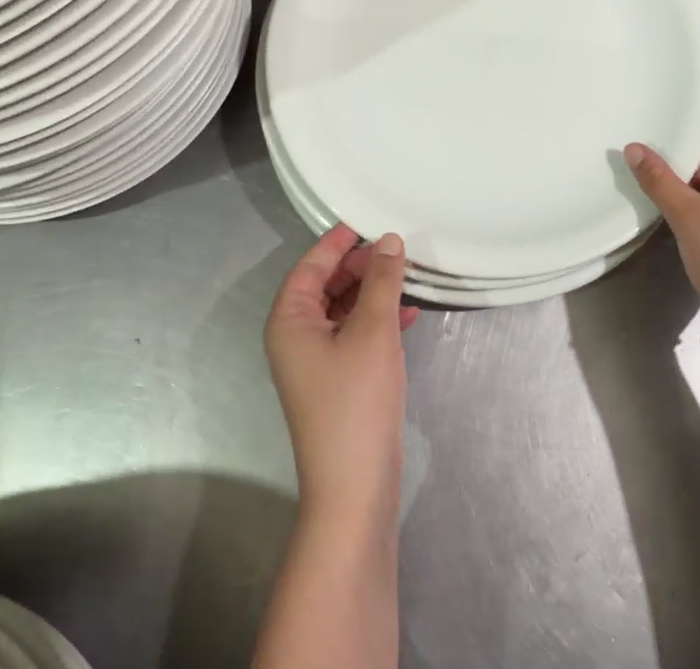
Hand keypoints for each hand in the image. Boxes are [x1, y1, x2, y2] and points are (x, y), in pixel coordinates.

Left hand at [265, 225, 420, 520]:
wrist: (354, 480)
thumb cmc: (355, 399)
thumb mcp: (373, 331)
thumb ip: (383, 282)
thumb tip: (390, 242)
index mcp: (289, 320)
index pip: (310, 265)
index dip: (338, 241)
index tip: (369, 219)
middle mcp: (296, 336)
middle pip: (326, 285)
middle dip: (361, 266)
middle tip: (398, 249)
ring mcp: (317, 360)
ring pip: (344, 310)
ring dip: (374, 292)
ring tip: (409, 275)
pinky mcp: (339, 379)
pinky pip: (356, 334)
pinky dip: (380, 320)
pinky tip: (409, 314)